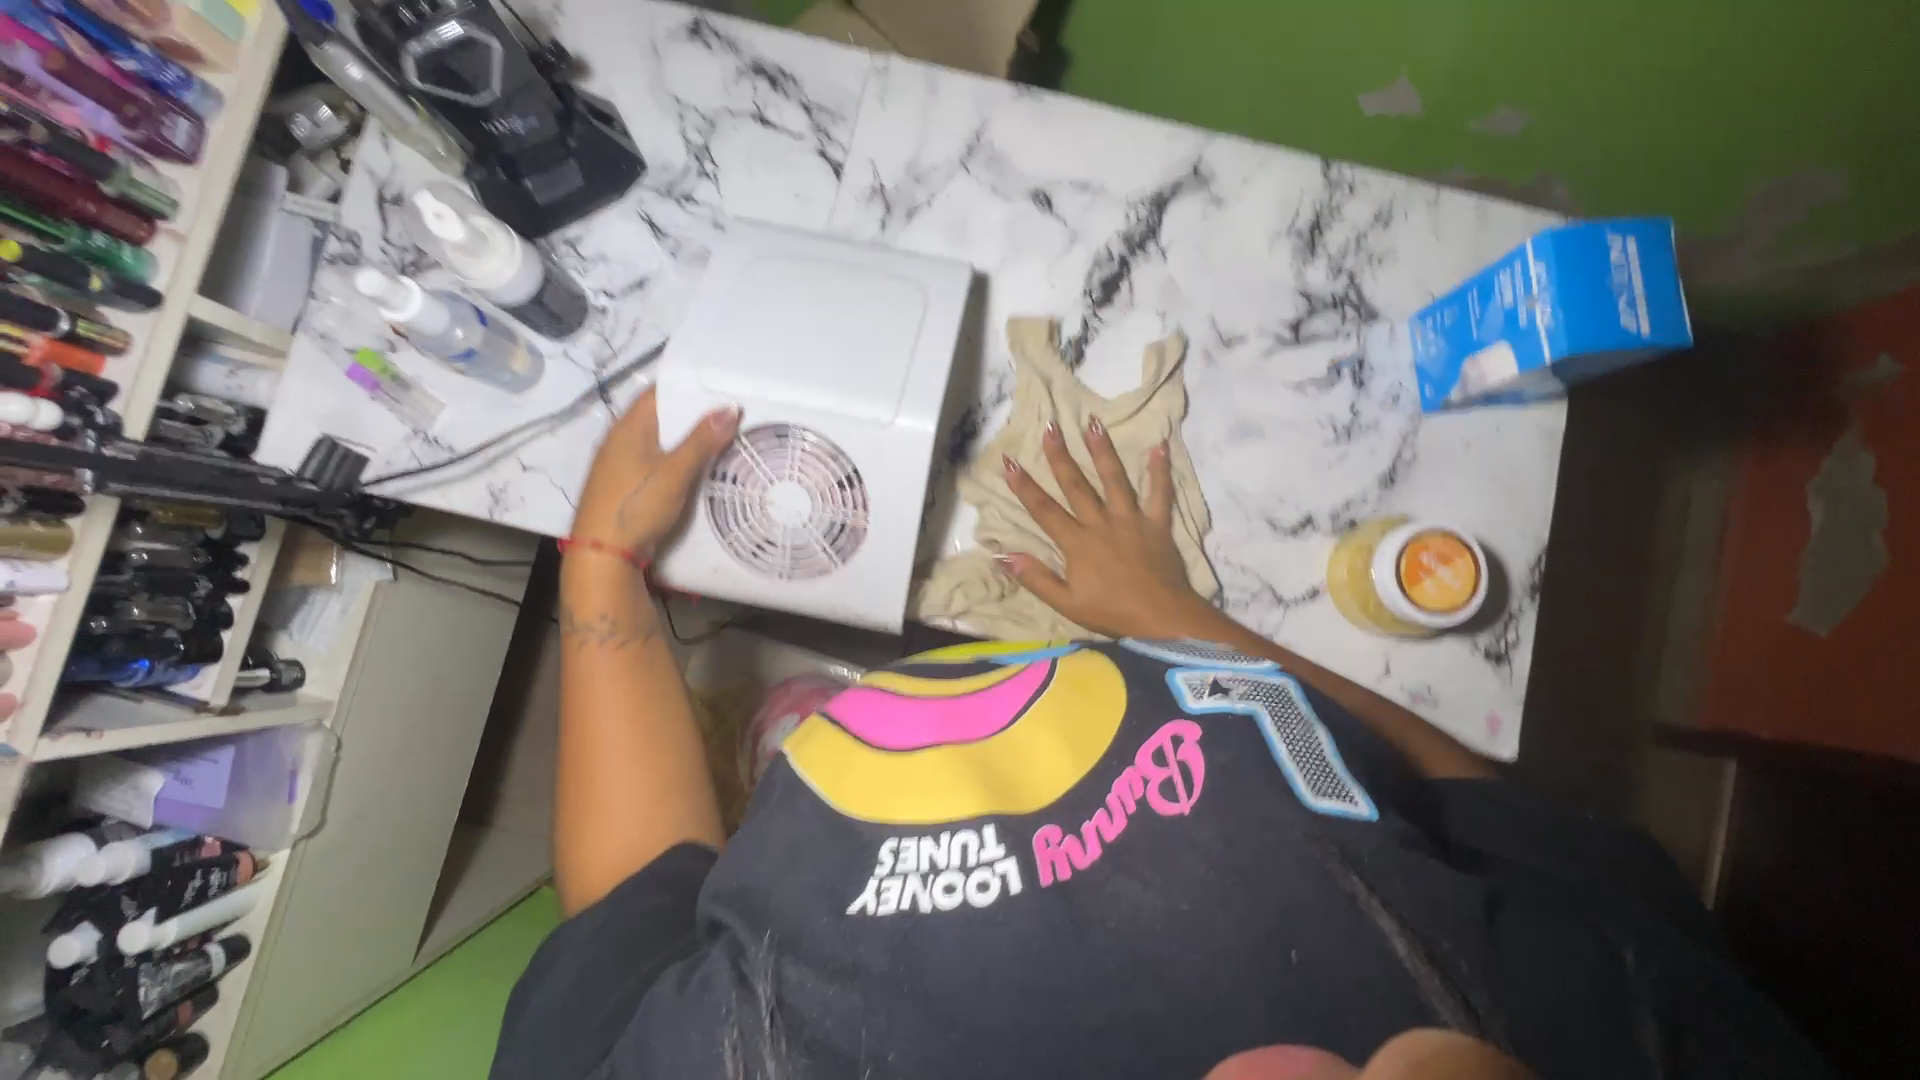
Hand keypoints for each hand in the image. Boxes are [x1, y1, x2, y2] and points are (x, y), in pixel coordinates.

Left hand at [571, 386, 740, 560]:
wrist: (603, 554)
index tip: (721, 387)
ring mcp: (620, 463)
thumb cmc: (637, 506)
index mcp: (629, 427)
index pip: (659, 392)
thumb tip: (731, 408)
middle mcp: (620, 439)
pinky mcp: (625, 484)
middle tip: (731, 412)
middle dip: (694, 414)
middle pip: (661, 416)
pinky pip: (656, 460)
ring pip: (659, 440)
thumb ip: (702, 440)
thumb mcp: (675, 472)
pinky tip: (698, 467)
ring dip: (687, 438)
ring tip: (723, 436)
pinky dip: (677, 458)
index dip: (689, 386)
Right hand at [997, 417, 1224, 639]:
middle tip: (1050, 426)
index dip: (1024, 486)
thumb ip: (1036, 578)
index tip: (1009, 461)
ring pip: (1114, 480)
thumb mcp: (1066, 603)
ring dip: (1103, 451)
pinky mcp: (1157, 524)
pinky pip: (1160, 493)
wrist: (1162, 619)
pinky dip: (1160, 470)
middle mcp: (1101, 524)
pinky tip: (1160, 446)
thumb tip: (1002, 556)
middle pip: (1076, 486)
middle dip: (1060, 456)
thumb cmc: (1112, 613)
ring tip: (1093, 423)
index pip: (1044, 510)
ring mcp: (1131, 520)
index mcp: (1077, 543)